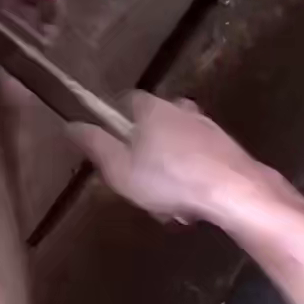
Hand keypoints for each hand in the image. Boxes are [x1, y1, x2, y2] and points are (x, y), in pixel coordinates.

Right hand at [66, 93, 272, 223]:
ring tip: (167, 203)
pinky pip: (199, 160)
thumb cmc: (168, 178)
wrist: (233, 190)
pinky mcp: (226, 147)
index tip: (110, 142)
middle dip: (145, 151)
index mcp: (152, 108)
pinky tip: (190, 203)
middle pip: (154, 123)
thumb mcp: (120, 168)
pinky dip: (191, 177)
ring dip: (169, 170)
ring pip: (177, 145)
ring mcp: (207, 127)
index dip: (115, 119)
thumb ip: (95, 145)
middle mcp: (181, 109)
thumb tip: (70, 124)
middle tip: (139, 181)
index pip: (127, 99)